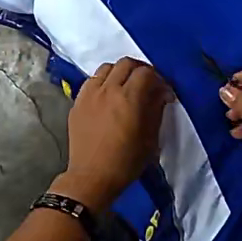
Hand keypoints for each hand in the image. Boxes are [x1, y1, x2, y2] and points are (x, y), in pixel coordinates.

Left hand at [52, 58, 170, 209]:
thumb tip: (161, 93)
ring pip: (106, 68)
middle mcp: (107, 90)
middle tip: (147, 83)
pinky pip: (91, 81)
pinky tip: (107, 95)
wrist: (92, 176)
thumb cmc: (126, 162)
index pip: (146, 73)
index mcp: (129, 98)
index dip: (159, 79)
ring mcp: (89, 94)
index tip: (164, 92)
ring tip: (126, 86)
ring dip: (120, 72)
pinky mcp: (77, 102)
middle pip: (125, 64)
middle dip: (140, 70)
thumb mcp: (150, 139)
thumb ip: (156, 110)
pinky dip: (103, 81)